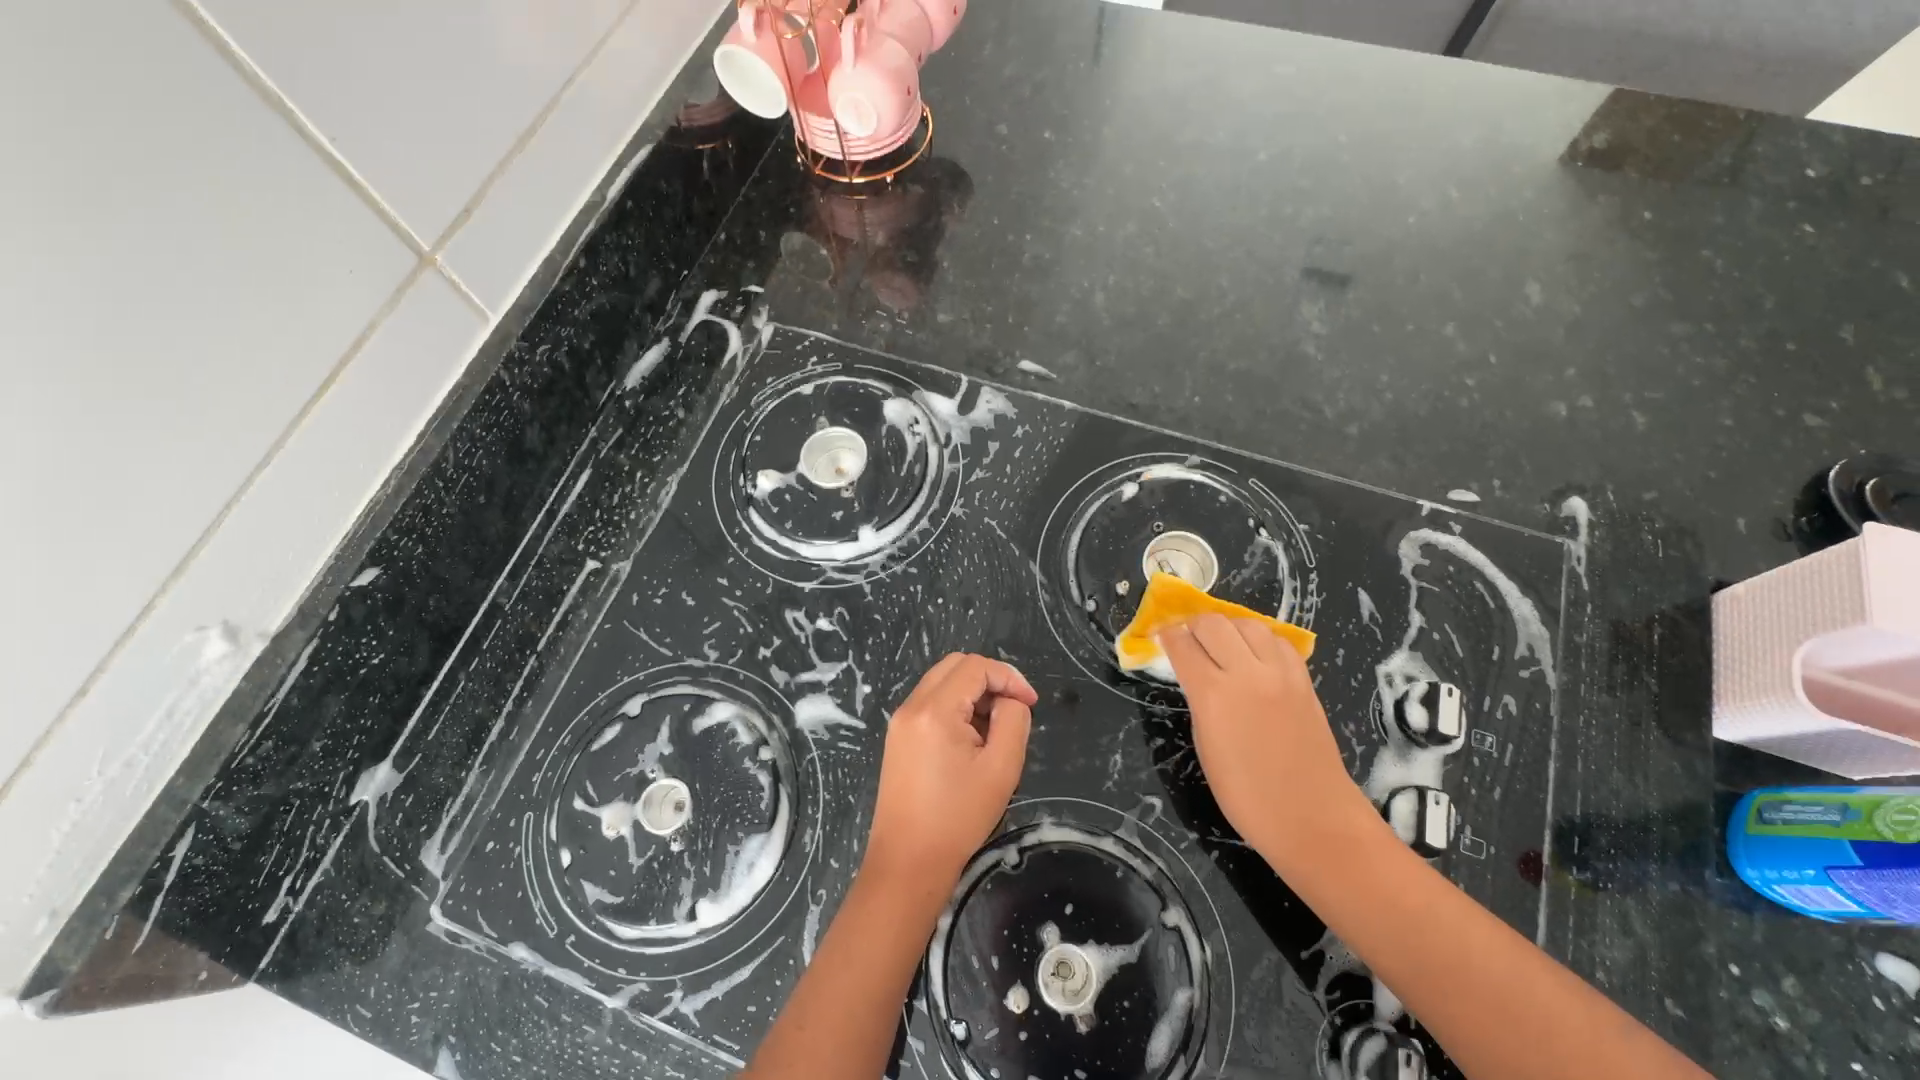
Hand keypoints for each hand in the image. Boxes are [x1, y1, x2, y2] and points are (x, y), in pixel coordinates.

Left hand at [863, 654, 1038, 887]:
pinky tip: (971, 742)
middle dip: (990, 680)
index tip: (1031, 704)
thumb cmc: (958, 817)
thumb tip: (1009, 701)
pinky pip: (930, 705)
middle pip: (954, 666)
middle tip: (1014, 710)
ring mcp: (899, 723)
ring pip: (941, 684)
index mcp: (933, 710)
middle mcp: (911, 707)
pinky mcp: (898, 740)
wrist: (908, 861)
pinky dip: (955, 709)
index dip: (1009, 677)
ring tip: (995, 731)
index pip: (975, 667)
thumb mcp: (1001, 768)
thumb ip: (1013, 721)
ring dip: (973, 694)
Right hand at [1161, 615, 1376, 866]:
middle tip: (1188, 639)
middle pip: (1214, 623)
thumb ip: (1199, 702)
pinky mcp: (1304, 680)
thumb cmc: (1245, 795)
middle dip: (1195, 626)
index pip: (1183, 645)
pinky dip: (1261, 640)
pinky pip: (1279, 642)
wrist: (1310, 814)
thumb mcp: (1206, 746)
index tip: (1161, 636)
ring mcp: (1281, 674)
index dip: (1168, 636)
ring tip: (1223, 644)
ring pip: (1249, 624)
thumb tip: (1195, 675)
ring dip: (1230, 628)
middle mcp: (1247, 674)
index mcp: (1213, 695)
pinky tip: (1255, 656)